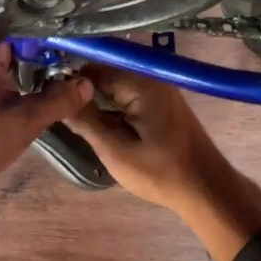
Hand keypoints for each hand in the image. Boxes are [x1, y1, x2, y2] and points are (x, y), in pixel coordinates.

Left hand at [0, 46, 93, 193]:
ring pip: (6, 63)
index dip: (50, 35)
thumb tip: (86, 83)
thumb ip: (57, 101)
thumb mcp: (25, 122)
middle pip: (16, 46)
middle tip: (71, 63)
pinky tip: (32, 92)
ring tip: (59, 76)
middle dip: (43, 55)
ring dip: (29, 71)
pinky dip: (15, 81)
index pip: (23, 29)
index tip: (74, 45)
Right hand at [62, 68, 228, 211]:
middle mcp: (151, 77)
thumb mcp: (116, 151)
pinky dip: (114, 106)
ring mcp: (160, 90)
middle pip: (105, 74)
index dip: (71, 84)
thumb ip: (86, 121)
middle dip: (84, 92)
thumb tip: (59, 98)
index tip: (52, 101)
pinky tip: (103, 125)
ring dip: (99, 101)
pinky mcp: (163, 103)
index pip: (93, 69)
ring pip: (116, 85)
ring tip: (77, 122)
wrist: (208, 191)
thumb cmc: (161, 173)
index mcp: (141, 83)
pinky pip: (130, 95)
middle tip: (63, 116)